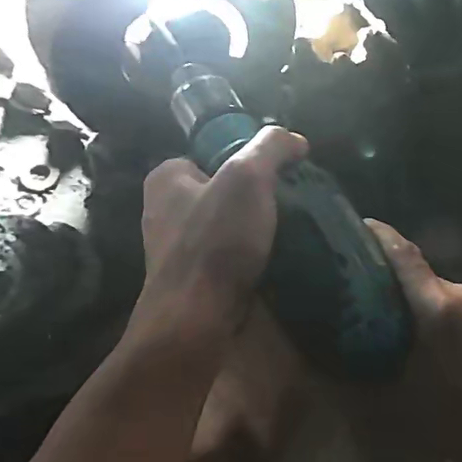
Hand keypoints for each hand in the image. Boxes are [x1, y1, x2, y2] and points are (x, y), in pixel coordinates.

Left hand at [132, 126, 307, 343]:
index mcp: (166, 180)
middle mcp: (166, 212)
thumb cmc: (216, 241)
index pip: (212, 155)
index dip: (247, 160)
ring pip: (231, 226)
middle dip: (258, 198)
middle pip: (226, 191)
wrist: (197, 320)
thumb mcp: (247, 176)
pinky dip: (254, 257)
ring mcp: (179, 250)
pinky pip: (232, 256)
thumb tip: (296, 141)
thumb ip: (271, 147)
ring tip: (292, 232)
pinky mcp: (196, 280)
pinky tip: (278, 260)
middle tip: (290, 204)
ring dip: (260, 230)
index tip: (278, 175)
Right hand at [365, 220, 461, 461]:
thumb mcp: (395, 400)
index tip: (357, 224)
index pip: (404, 255)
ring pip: (437, 286)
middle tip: (361, 289)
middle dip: (391, 276)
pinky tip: (424, 333)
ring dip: (416, 295)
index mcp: (438, 307)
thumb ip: (353, 377)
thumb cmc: (451, 419)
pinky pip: (454, 298)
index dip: (379, 235)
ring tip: (391, 317)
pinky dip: (435, 305)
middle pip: (419, 270)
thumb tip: (314, 366)